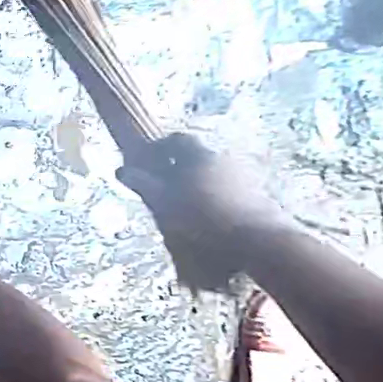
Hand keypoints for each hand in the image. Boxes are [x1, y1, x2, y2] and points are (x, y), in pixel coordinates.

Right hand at [117, 134, 295, 289]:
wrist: (262, 242)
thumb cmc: (204, 216)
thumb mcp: (164, 201)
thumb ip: (142, 183)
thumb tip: (121, 170)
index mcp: (198, 156)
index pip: (177, 139)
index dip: (160, 147)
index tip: (148, 162)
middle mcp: (223, 160)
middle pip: (196, 157)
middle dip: (179, 168)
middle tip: (164, 187)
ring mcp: (245, 178)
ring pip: (214, 174)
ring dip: (198, 184)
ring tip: (186, 207)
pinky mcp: (260, 197)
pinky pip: (230, 190)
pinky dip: (217, 198)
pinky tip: (210, 218)